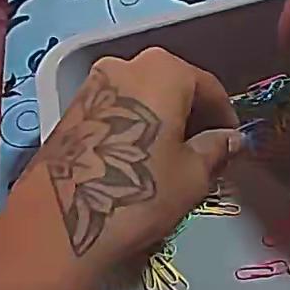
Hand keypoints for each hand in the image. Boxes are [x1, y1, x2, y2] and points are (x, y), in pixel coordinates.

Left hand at [7, 47, 242, 289]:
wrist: (57, 224)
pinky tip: (141, 159)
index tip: (232, 140)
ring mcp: (93, 85)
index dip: (225, 115)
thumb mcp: (193, 175)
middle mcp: (126, 65)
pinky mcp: (71, 109)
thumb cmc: (138, 194)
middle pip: (173, 86)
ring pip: (143, 97)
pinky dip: (136, 126)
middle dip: (193, 115)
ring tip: (173, 158)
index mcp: (163, 70)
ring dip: (163, 121)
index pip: (208, 86)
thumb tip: (229, 139)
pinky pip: (118, 109)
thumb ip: (216, 148)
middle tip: (206, 151)